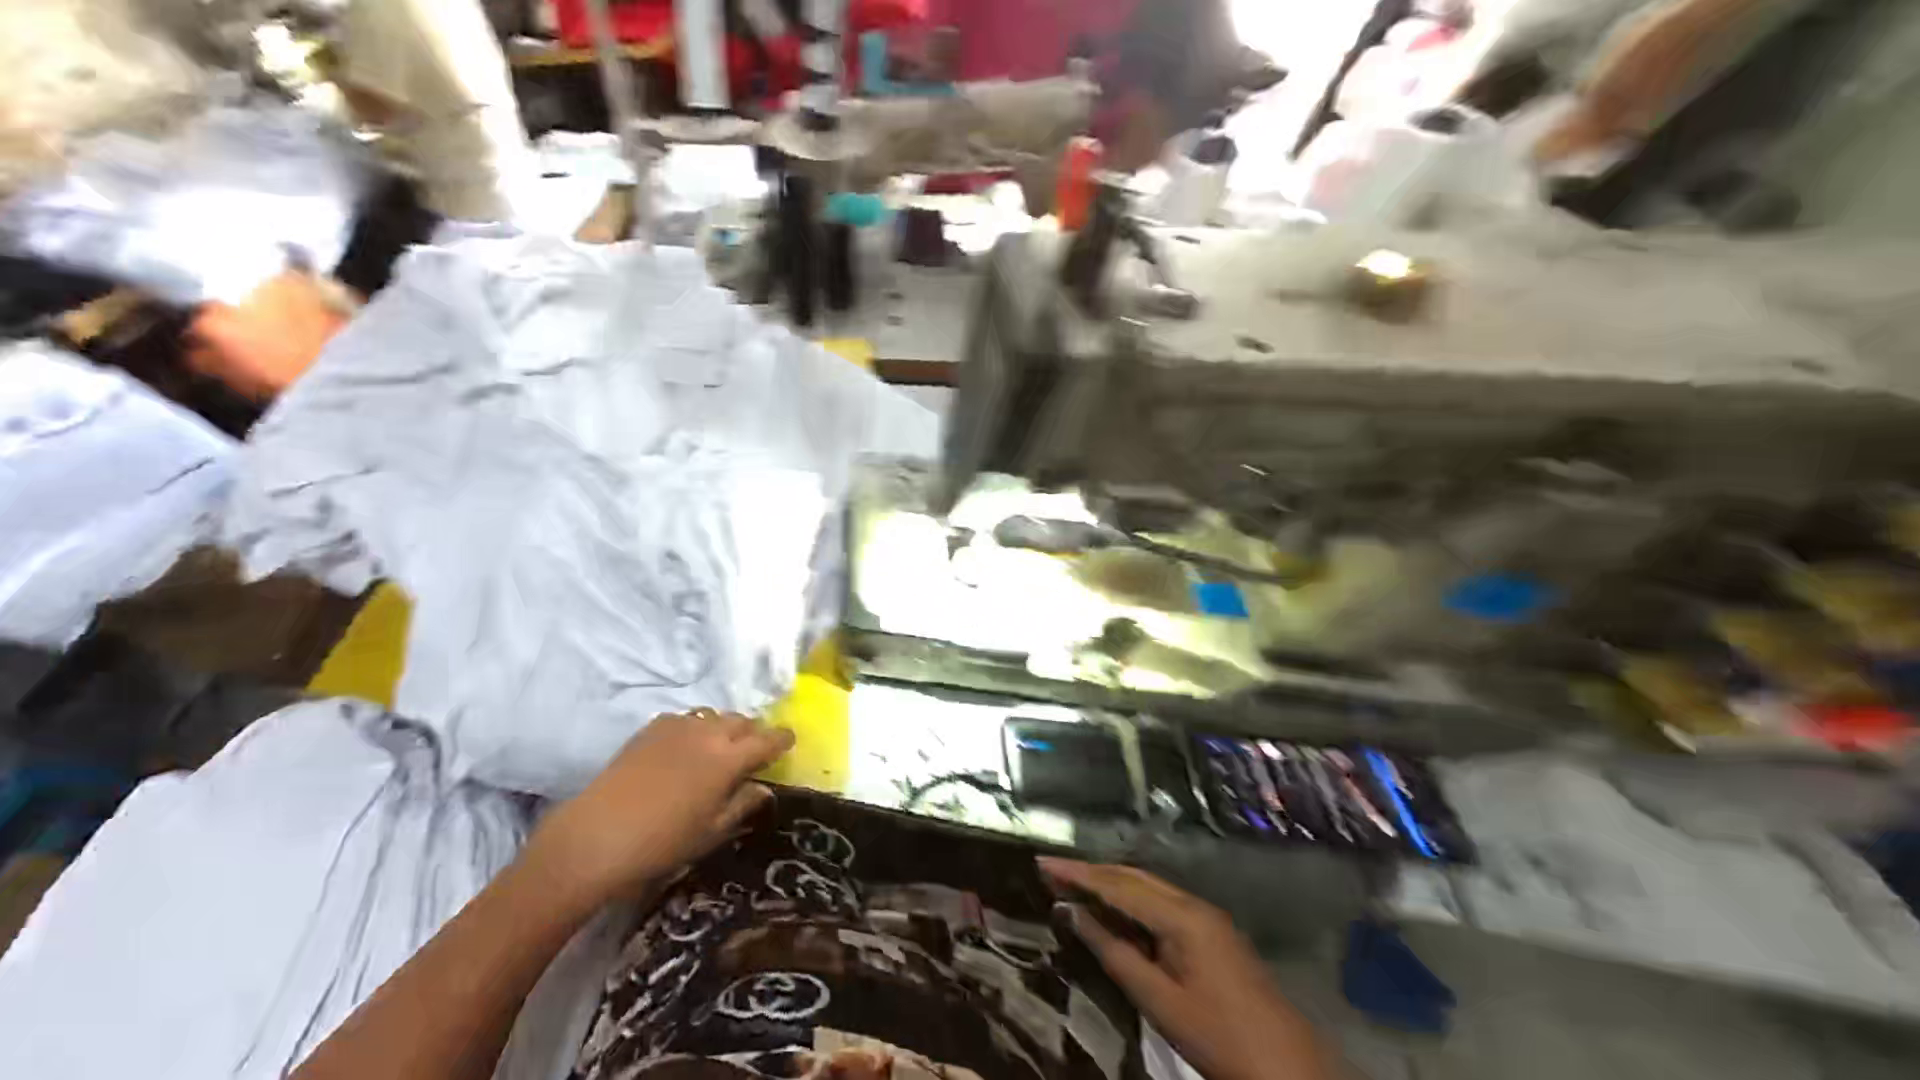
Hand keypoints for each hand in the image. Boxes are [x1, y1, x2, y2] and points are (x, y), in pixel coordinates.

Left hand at [525, 709, 793, 913]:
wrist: (595, 836)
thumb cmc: (662, 843)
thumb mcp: (711, 832)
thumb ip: (742, 805)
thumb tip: (763, 788)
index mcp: (729, 759)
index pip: (768, 739)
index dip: (782, 739)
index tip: (789, 742)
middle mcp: (708, 733)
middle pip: (742, 721)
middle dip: (753, 732)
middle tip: (754, 751)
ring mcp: (677, 726)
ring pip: (714, 716)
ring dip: (725, 728)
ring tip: (721, 747)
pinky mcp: (650, 728)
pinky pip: (685, 719)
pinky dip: (696, 728)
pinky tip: (686, 747)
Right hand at [1040, 859, 1331, 1079]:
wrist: (1289, 1068)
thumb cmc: (1218, 1038)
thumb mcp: (1158, 1000)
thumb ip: (1113, 951)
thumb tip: (1071, 912)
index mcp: (1181, 916)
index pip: (1118, 885)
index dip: (1077, 873)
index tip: (1042, 863)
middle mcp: (1193, 904)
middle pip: (1133, 877)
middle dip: (1091, 872)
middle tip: (1050, 872)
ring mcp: (1206, 916)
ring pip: (1148, 887)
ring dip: (1110, 884)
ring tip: (1072, 886)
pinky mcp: (1211, 932)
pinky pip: (1161, 903)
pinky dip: (1131, 901)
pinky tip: (1113, 910)